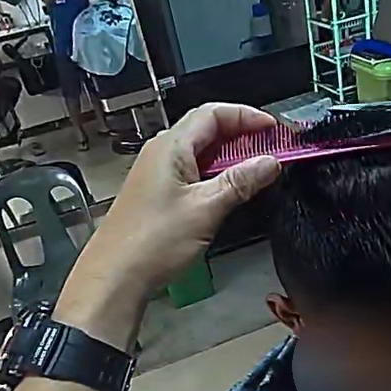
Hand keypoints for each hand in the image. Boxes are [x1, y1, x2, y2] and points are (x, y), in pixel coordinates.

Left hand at [52, 104, 281, 347]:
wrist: (115, 277)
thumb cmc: (155, 240)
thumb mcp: (206, 208)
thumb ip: (240, 181)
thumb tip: (271, 162)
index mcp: (171, 147)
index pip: (213, 113)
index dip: (247, 116)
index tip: (274, 129)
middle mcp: (162, 153)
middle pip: (207, 128)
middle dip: (243, 134)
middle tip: (273, 149)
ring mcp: (158, 173)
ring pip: (201, 151)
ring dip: (232, 155)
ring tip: (259, 168)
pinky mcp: (159, 193)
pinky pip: (193, 171)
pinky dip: (218, 172)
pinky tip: (233, 189)